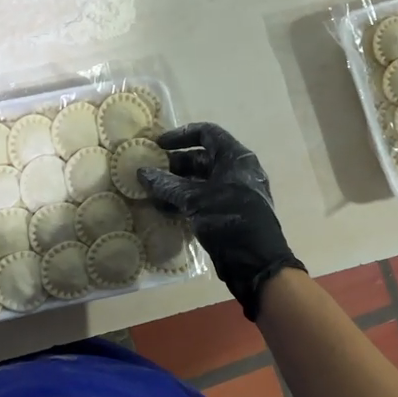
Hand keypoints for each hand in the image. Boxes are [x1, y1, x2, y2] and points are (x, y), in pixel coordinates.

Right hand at [138, 122, 303, 319]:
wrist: (256, 262)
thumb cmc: (229, 219)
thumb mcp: (195, 199)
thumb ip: (167, 185)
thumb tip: (141, 173)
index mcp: (236, 158)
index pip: (207, 133)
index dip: (181, 135)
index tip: (158, 145)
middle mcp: (236, 172)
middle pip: (201, 158)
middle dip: (174, 164)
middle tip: (150, 170)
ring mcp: (233, 194)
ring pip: (199, 181)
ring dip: (175, 185)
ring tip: (151, 191)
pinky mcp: (227, 214)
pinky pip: (201, 200)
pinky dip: (183, 201)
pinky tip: (162, 209)